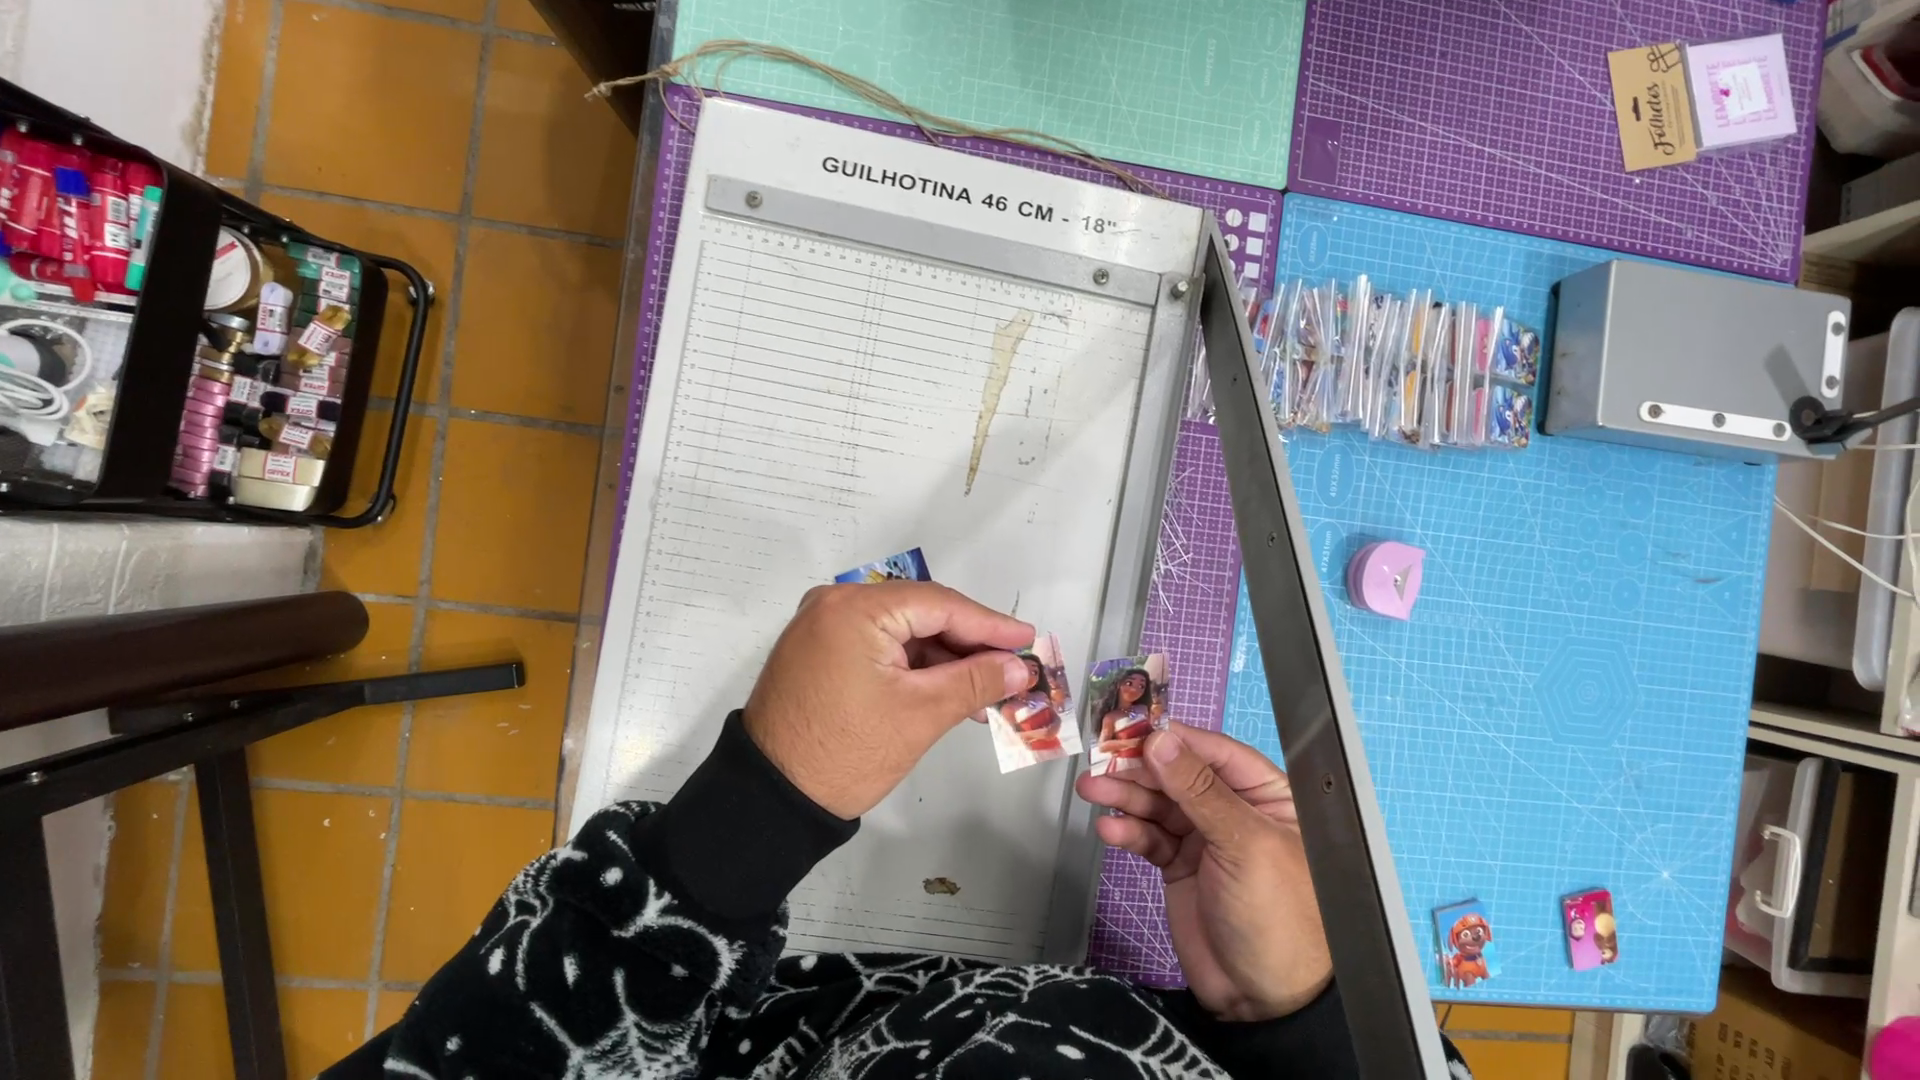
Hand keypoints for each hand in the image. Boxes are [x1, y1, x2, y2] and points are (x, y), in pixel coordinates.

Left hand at [744, 582, 1033, 819]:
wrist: (770, 798)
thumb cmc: (847, 753)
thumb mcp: (921, 714)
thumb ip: (976, 681)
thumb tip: (1020, 666)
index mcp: (855, 608)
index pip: (939, 605)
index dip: (990, 624)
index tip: (1028, 639)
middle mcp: (834, 603)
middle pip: (920, 613)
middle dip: (969, 644)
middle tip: (1013, 667)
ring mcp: (822, 625)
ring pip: (901, 631)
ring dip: (943, 659)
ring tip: (986, 692)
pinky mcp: (819, 649)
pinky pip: (879, 645)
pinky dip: (913, 666)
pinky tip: (946, 691)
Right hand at [1076, 723, 1331, 1020]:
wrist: (1263, 1000)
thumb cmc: (1277, 915)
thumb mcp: (1243, 844)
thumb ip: (1198, 790)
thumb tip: (1161, 740)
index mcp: (1267, 797)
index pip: (1217, 753)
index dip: (1177, 740)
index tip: (1136, 730)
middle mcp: (1234, 811)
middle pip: (1179, 776)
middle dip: (1141, 770)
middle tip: (1102, 762)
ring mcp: (1204, 839)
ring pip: (1158, 804)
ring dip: (1125, 797)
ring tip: (1093, 790)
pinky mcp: (1179, 865)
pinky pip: (1149, 837)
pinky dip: (1129, 832)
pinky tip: (1111, 830)